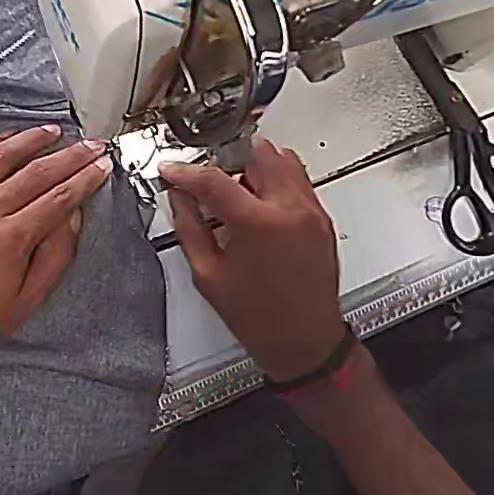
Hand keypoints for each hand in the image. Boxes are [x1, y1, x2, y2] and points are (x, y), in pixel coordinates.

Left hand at [0, 124, 111, 396]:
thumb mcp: (23, 301)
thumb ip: (53, 257)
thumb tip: (71, 220)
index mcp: (11, 238)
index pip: (59, 197)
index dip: (85, 179)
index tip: (101, 167)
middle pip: (37, 171)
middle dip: (70, 155)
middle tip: (90, 146)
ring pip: (1, 157)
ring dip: (31, 139)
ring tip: (53, 131)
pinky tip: (2, 140)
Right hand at [160, 138, 347, 381]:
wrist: (305, 340)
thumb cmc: (262, 317)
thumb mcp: (208, 274)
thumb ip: (189, 227)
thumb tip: (179, 199)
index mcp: (258, 224)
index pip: (214, 179)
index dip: (185, 172)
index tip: (172, 171)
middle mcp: (290, 210)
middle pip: (255, 154)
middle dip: (225, 160)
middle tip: (207, 178)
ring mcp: (311, 212)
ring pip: (282, 159)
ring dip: (253, 166)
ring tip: (234, 190)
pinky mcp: (321, 218)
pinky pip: (298, 179)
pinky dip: (275, 180)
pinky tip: (258, 203)